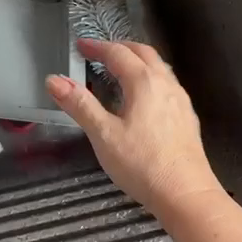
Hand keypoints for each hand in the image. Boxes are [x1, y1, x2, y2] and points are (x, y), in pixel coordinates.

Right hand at [46, 40, 222, 222]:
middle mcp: (166, 84)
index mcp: (144, 82)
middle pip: (143, 53)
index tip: (81, 46)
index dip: (97, 47)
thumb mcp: (103, 134)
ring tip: (119, 70)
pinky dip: (150, 78)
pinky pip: (167, 85)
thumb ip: (79, 104)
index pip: (118, 53)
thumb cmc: (143, 164)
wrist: (187, 196)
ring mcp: (180, 101)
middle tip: (99, 52)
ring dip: (137, 61)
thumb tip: (54, 80)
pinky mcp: (188, 118)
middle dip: (120, 48)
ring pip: (159, 68)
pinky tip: (143, 98)